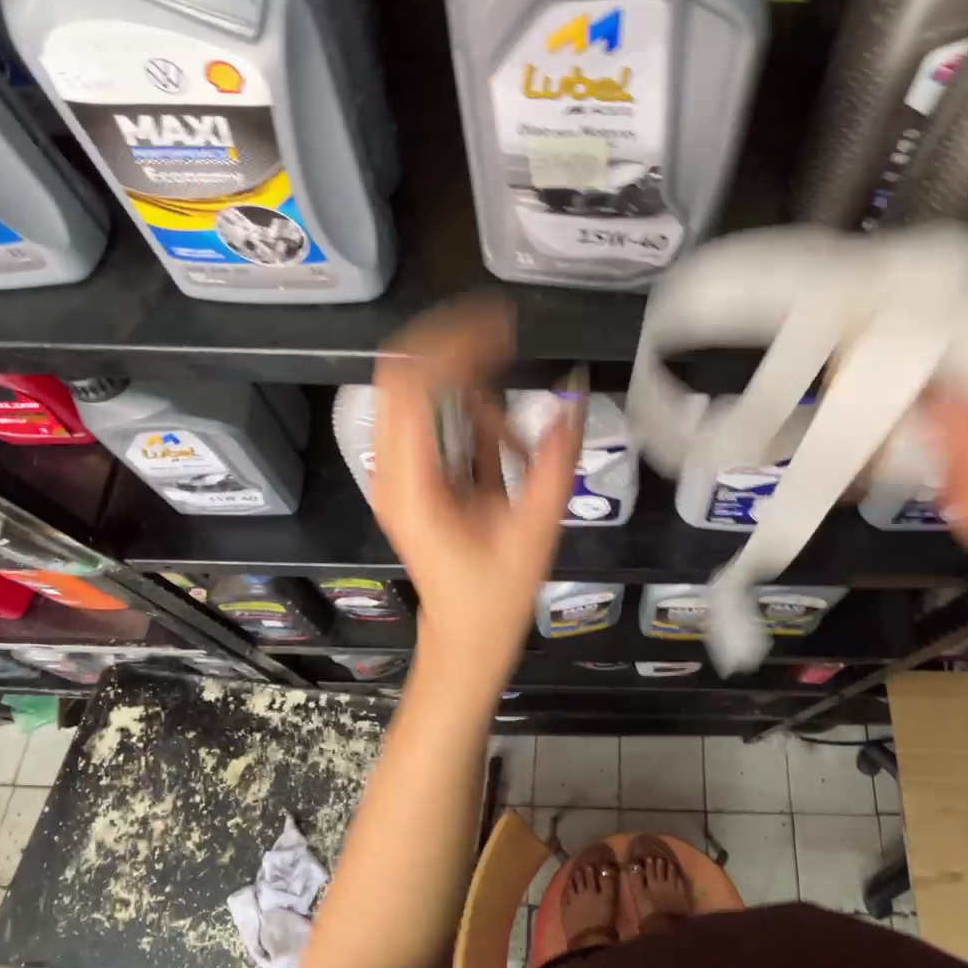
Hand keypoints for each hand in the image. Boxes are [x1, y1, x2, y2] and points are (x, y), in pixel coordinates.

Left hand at [370, 297, 583, 682]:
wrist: (465, 641)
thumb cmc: (494, 597)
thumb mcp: (535, 531)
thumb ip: (556, 463)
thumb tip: (573, 397)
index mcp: (413, 482)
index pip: (412, 384)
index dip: (452, 342)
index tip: (502, 327)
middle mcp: (394, 468)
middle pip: (406, 375)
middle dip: (457, 348)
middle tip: (508, 339)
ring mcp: (399, 470)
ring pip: (420, 395)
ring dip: (470, 391)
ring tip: (518, 438)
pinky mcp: (415, 475)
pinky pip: (435, 422)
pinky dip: (471, 416)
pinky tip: (509, 444)